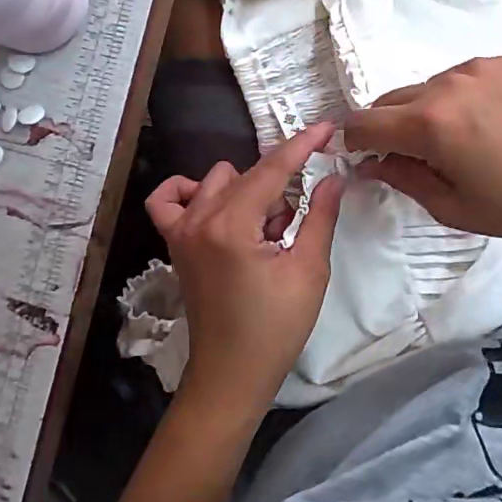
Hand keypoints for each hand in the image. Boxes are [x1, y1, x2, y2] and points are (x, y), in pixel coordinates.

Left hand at [143, 121, 345, 414]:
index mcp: (232, 226)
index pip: (271, 170)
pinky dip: (189, 192)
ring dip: (246, 191)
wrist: (231, 373)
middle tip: (292, 227)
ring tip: (264, 230)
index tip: (327, 127)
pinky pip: (168, 199)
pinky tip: (216, 207)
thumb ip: (319, 217)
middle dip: (279, 188)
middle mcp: (200, 219)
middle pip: (246, 175)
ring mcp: (180, 229)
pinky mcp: (174, 242)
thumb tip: (333, 178)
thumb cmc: (275, 329)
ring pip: (216, 180)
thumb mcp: (308, 272)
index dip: (302, 145)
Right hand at [343, 57, 501, 249]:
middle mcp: (445, 85)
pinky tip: (481, 124)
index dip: (353, 143)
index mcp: (430, 124)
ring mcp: (474, 68)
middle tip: (408, 158)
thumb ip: (401, 178)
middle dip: (385, 128)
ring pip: (420, 90)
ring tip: (453, 142)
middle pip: (387, 101)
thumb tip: (370, 163)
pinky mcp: (498, 62)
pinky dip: (451, 99)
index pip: (363, 123)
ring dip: (419, 113)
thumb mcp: (452, 207)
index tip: (360, 158)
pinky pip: (453, 80)